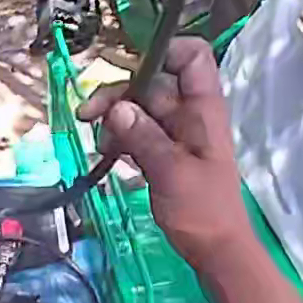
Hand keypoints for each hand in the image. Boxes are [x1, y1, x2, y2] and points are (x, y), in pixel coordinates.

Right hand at [78, 38, 257, 272]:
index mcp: (203, 110)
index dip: (162, 52)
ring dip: (115, 123)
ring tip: (100, 147)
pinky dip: (121, 143)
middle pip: (152, 86)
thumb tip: (117, 108)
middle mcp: (189, 116)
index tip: (126, 71)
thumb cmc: (202, 211)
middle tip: (86, 116)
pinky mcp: (164, 158)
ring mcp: (176, 137)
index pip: (191, 57)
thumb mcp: (170, 172)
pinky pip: (139, 137)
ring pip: (140, 113)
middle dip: (119, 96)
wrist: (216, 250)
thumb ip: (144, 137)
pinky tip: (107, 157)